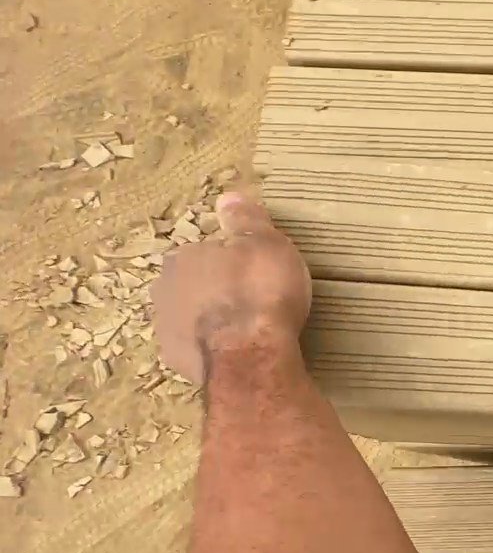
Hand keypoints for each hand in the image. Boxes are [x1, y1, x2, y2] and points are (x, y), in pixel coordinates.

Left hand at [153, 191, 311, 383]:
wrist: (248, 352)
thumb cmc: (260, 293)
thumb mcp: (267, 247)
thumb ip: (248, 222)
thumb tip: (230, 196)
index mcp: (185, 257)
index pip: (208, 251)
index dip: (236, 261)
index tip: (260, 273)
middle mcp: (165, 286)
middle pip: (195, 283)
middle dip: (218, 289)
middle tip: (255, 300)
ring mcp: (166, 323)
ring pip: (192, 314)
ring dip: (214, 318)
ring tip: (248, 329)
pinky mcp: (177, 356)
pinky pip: (198, 344)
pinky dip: (215, 345)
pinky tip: (239, 350)